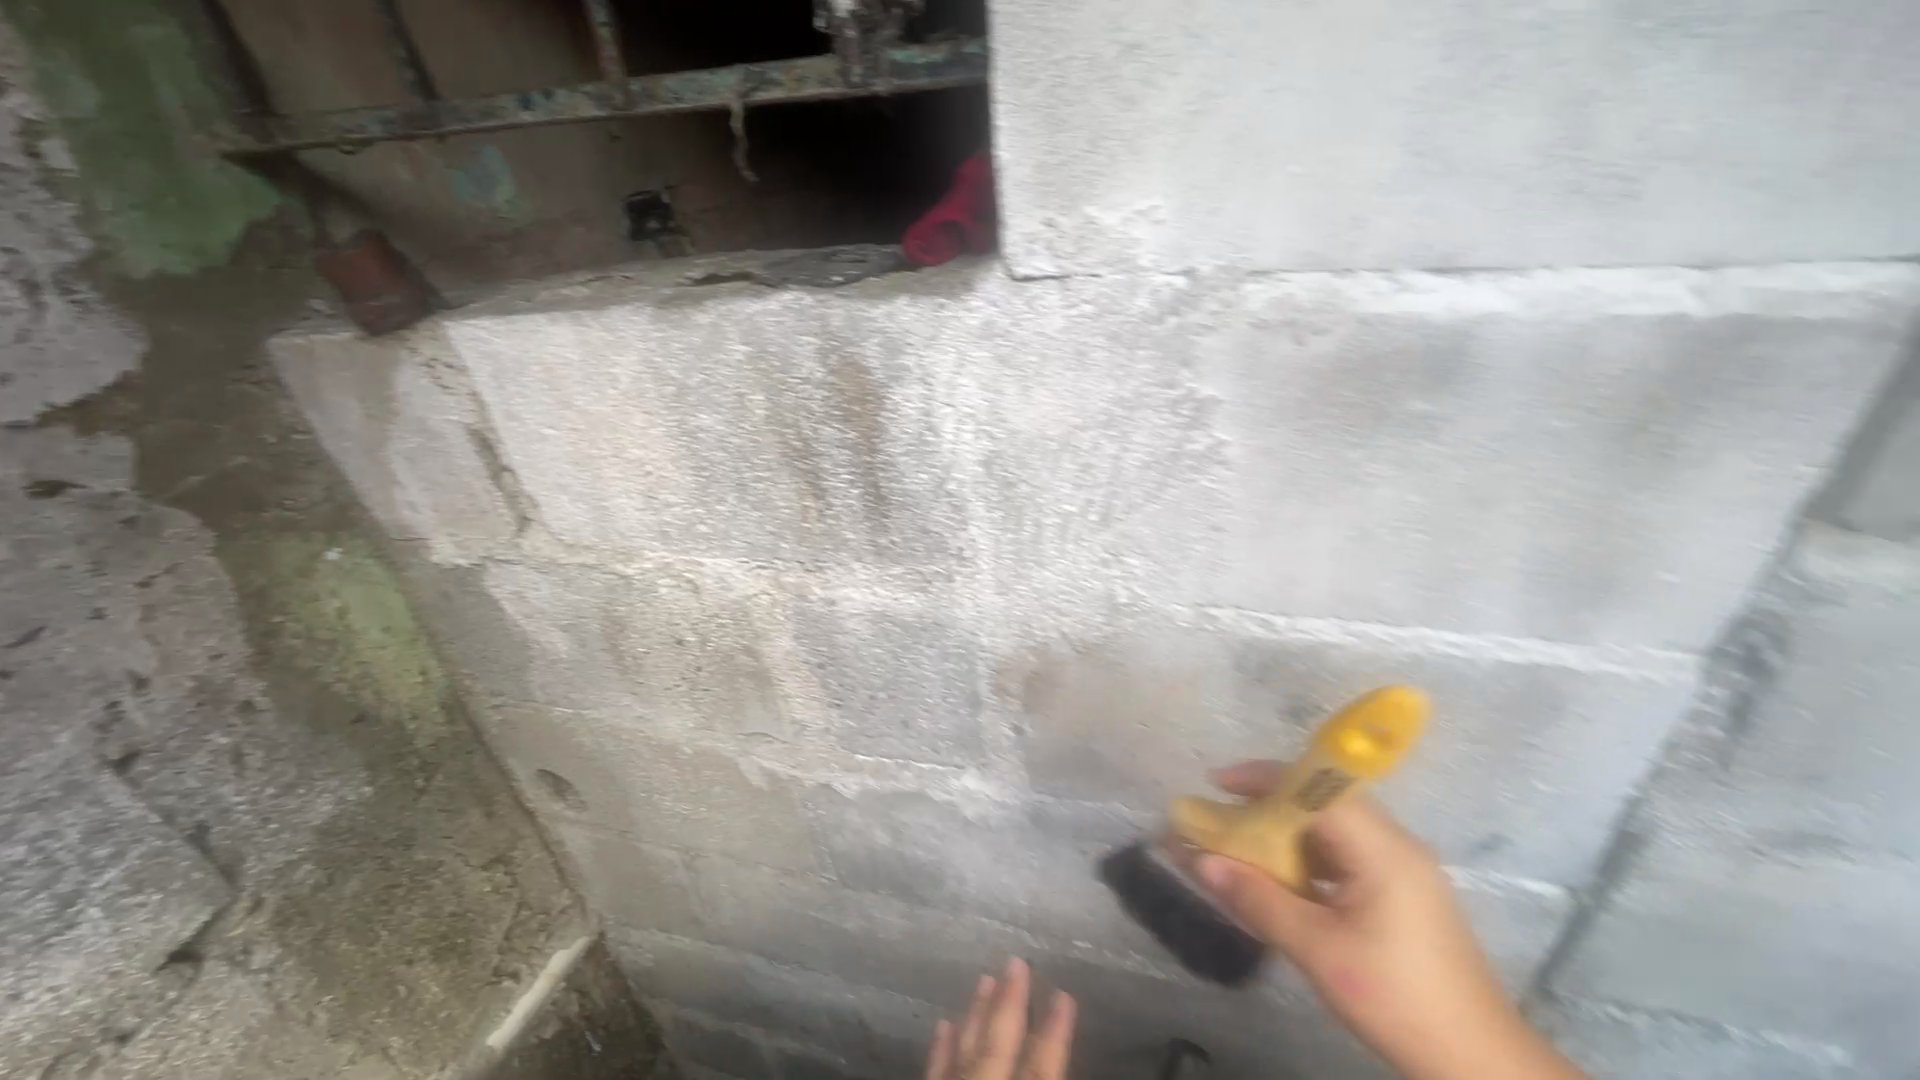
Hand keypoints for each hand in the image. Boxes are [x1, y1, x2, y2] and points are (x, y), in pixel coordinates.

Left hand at [924, 957, 1076, 1079]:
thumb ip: (1046, 1075)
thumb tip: (1058, 1060)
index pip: (1042, 1070)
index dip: (1055, 1034)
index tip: (1065, 994)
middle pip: (999, 1047)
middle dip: (1009, 1004)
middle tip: (1017, 960)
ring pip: (966, 1051)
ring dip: (976, 1015)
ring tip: (985, 978)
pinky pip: (935, 1072)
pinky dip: (940, 1049)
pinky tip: (944, 1024)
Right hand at [1196, 762, 1583, 1079]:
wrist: (1477, 1061)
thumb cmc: (1395, 999)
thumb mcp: (1318, 950)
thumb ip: (1258, 900)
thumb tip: (1202, 862)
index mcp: (1383, 850)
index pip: (1317, 789)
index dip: (1263, 779)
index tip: (1216, 785)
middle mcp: (1397, 846)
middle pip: (1324, 803)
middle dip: (1268, 804)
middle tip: (1220, 819)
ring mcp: (1404, 870)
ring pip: (1335, 830)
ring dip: (1286, 834)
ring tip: (1240, 847)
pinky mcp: (1403, 894)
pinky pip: (1347, 856)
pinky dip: (1308, 859)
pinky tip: (1280, 881)